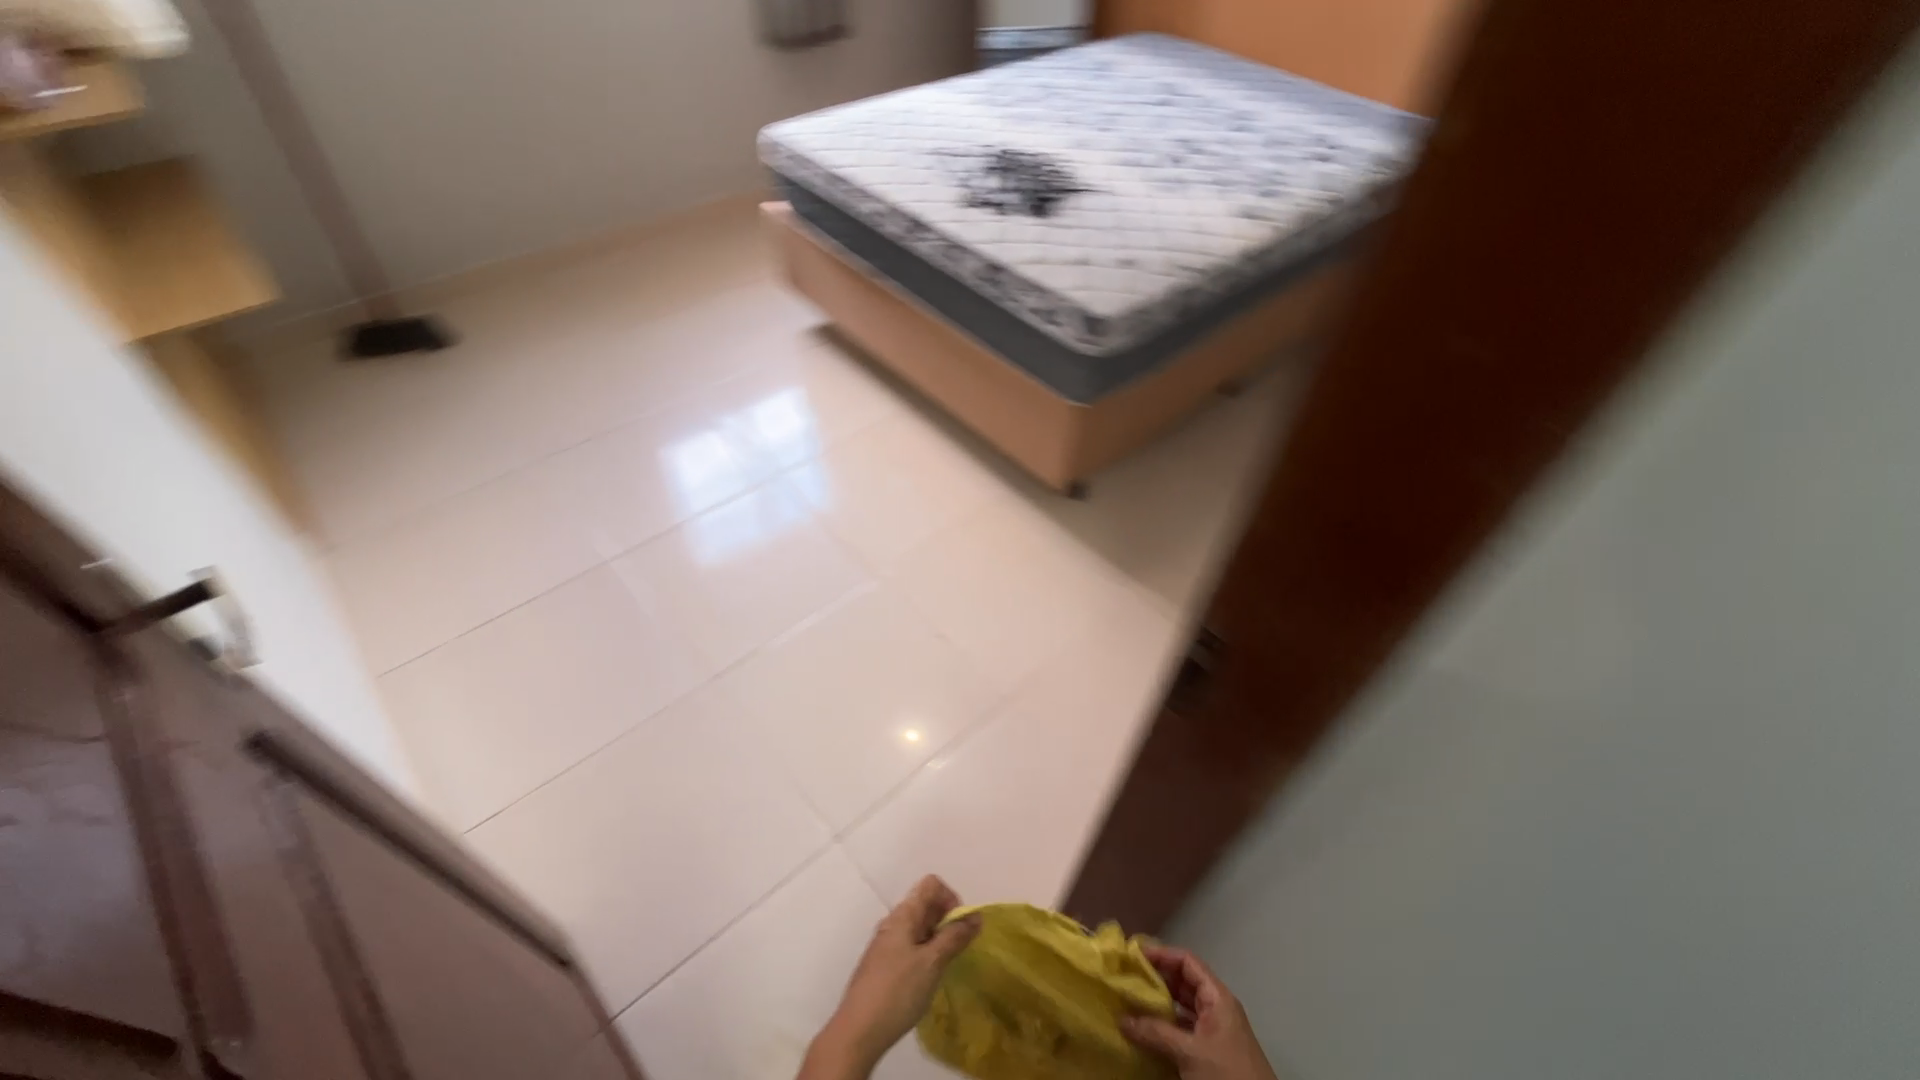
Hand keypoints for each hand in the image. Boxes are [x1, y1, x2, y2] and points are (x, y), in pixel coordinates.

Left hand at [801, 875, 982, 1079]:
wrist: (857, 1032)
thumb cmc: (897, 992)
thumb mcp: (932, 963)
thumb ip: (955, 937)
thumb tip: (977, 915)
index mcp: (903, 915)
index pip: (931, 884)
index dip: (951, 898)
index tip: (960, 927)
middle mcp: (893, 923)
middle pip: (925, 904)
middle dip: (947, 920)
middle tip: (957, 950)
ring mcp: (886, 944)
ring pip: (919, 927)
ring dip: (938, 938)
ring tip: (944, 967)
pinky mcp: (883, 965)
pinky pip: (911, 946)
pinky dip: (926, 953)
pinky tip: (927, 979)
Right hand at [1121, 945, 1279, 1079]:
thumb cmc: (1227, 1073)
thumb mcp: (1189, 1052)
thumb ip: (1156, 1033)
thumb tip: (1122, 1020)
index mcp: (1217, 998)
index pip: (1187, 962)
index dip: (1162, 954)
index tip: (1134, 955)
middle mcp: (1216, 1008)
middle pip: (1184, 981)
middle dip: (1156, 977)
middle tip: (1127, 976)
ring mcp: (1214, 1030)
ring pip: (1182, 1006)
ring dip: (1159, 1003)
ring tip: (1130, 999)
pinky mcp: (1209, 1050)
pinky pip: (1183, 1028)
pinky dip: (1165, 1025)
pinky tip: (1145, 1030)